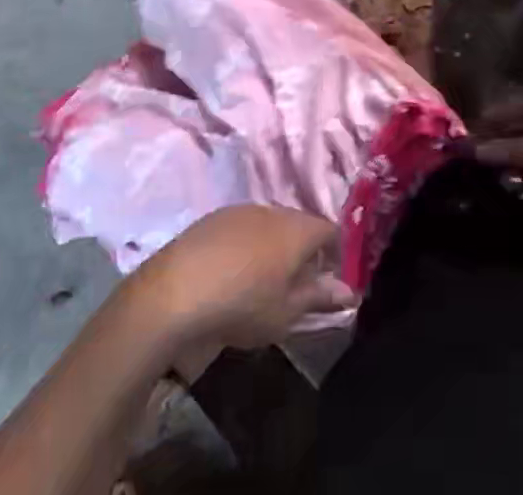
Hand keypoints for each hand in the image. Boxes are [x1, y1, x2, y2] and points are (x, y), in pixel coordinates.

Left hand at [126, 206, 354, 352]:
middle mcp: (272, 210)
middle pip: (299, 224)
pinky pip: (241, 228)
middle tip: (296, 283)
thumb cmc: (243, 303)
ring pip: (269, 224)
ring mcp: (239, 210)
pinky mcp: (211, 219)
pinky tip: (231, 272)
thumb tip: (349, 291)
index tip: (329, 279)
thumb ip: (320, 297)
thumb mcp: (287, 312)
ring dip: (272, 246)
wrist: (173, 293)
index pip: (331, 230)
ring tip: (262, 279)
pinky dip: (245, 245)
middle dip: (303, 249)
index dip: (335, 253)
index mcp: (298, 229)